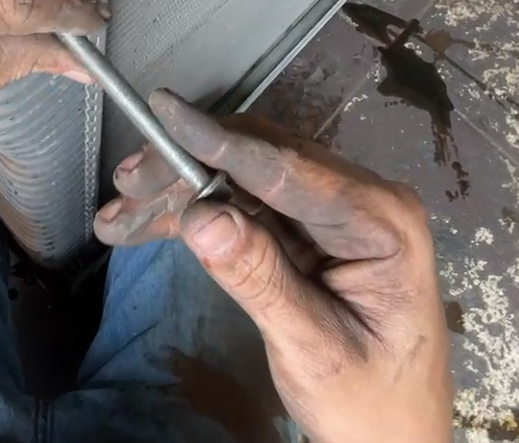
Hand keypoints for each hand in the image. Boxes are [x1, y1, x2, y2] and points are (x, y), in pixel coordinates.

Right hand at [95, 90, 451, 442]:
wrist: (397, 441)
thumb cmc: (371, 404)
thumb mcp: (315, 350)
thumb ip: (260, 279)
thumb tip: (202, 217)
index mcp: (377, 219)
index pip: (284, 167)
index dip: (218, 139)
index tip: (165, 109)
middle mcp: (354, 196)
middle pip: (253, 161)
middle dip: (184, 168)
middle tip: (128, 184)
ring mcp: (326, 209)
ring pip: (235, 177)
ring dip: (177, 193)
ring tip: (121, 213)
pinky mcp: (302, 225)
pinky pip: (238, 204)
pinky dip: (190, 215)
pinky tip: (146, 225)